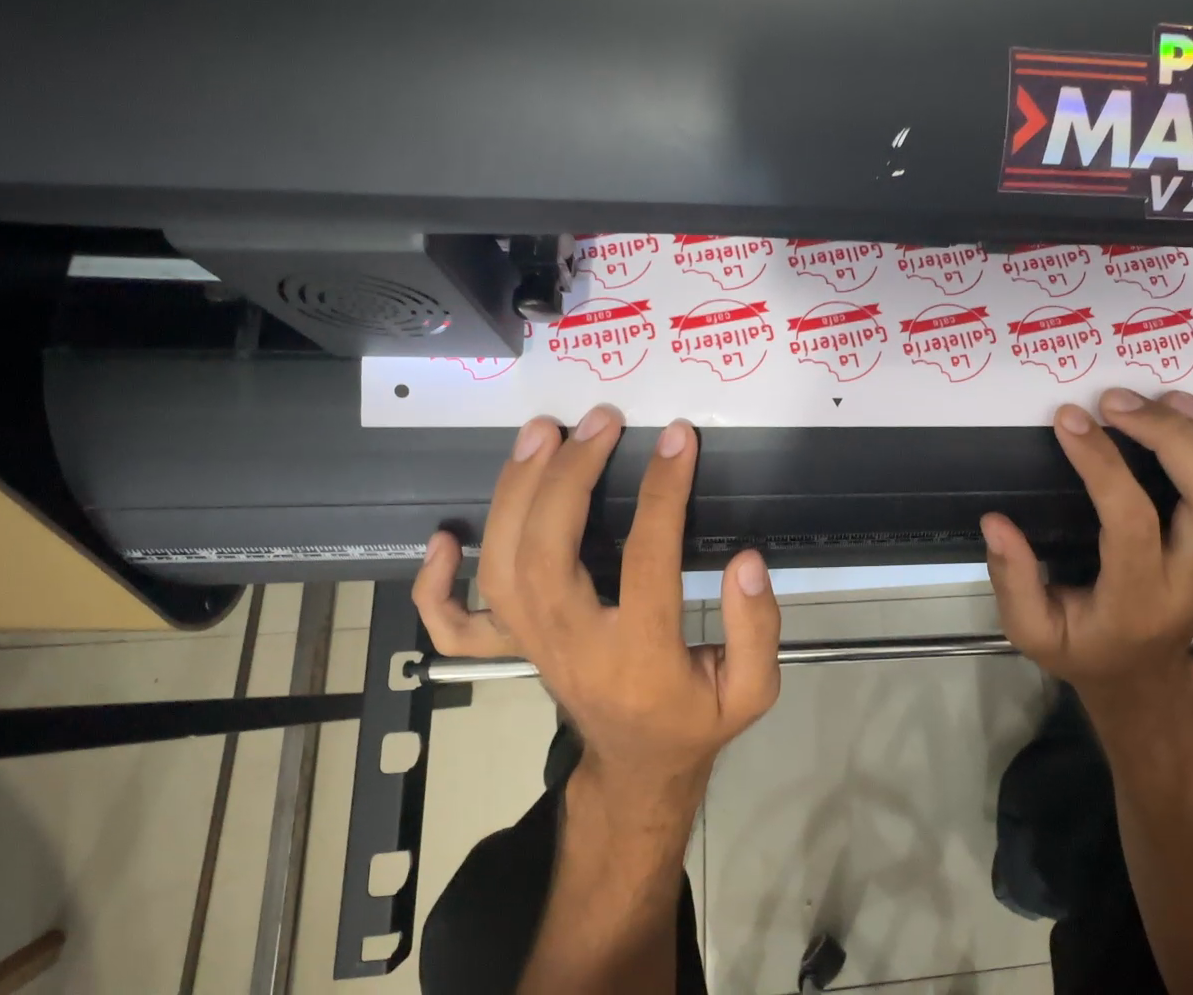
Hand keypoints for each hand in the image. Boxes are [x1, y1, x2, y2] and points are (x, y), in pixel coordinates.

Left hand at [413, 406, 782, 801]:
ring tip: (542, 433)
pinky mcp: (512, 650)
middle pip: (548, 552)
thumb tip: (745, 561)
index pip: (647, 559)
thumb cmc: (696, 723)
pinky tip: (446, 537)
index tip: (678, 440)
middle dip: (570, 475)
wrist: (639, 769)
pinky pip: (454, 624)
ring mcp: (533, 648)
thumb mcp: (753, 690)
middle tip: (601, 422)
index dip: (662, 492)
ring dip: (514, 493)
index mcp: (640, 656)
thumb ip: (756, 628)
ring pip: (502, 567)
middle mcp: (572, 646)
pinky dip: (436, 584)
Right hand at [980, 388, 1192, 697]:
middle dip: (1175, 436)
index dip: (1103, 462)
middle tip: (1123, 402)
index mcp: (1137, 599)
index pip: (1132, 520)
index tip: (1071, 419)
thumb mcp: (1030, 631)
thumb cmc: (1082, 649)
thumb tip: (996, 522)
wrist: (1143, 678)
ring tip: (1172, 403)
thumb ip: (1011, 580)